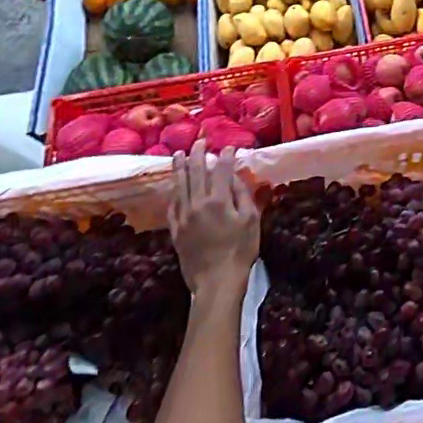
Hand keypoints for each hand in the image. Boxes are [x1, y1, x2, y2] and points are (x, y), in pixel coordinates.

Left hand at [169, 140, 260, 297]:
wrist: (216, 281)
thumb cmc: (240, 250)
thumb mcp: (250, 220)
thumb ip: (242, 195)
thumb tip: (234, 175)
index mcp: (218, 200)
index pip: (221, 171)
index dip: (225, 157)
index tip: (228, 147)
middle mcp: (197, 204)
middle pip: (196, 173)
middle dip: (198, 155)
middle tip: (199, 142)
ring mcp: (183, 217)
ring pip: (180, 186)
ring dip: (180, 168)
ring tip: (178, 155)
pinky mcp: (176, 230)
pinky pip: (172, 205)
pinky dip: (173, 192)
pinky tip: (173, 186)